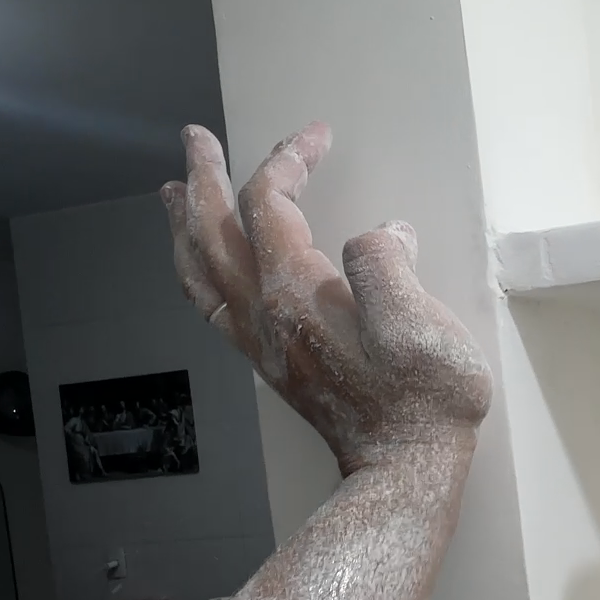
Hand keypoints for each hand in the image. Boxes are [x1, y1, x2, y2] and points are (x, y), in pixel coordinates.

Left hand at [161, 123, 491, 472]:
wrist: (405, 464)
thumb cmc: (424, 395)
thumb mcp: (420, 322)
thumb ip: (387, 264)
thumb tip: (381, 232)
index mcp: (296, 291)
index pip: (269, 204)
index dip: (288, 159)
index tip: (318, 135)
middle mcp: (264, 312)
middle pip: (213, 230)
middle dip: (204, 176)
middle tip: (195, 137)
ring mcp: (261, 341)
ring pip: (200, 271)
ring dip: (184, 223)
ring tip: (174, 191)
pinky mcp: (273, 363)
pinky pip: (213, 306)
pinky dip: (197, 272)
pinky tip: (206, 268)